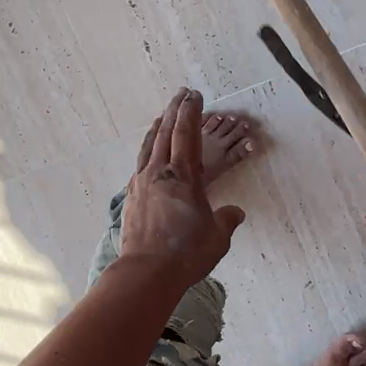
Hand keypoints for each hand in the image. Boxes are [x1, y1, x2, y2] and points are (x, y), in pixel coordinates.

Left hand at [119, 88, 245, 289]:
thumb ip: (226, 220)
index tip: (194, 96)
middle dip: (175, 110)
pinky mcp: (131, 196)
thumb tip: (234, 213)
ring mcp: (142, 183)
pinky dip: (146, 149)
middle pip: (166, 133)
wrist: (146, 271)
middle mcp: (160, 173)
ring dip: (157, 126)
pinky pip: (139, 163)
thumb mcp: (217, 237)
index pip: (187, 135)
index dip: (191, 113)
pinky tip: (148, 151)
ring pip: (149, 146)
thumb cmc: (186, 254)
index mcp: (184, 177)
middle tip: (181, 94)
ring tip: (163, 114)